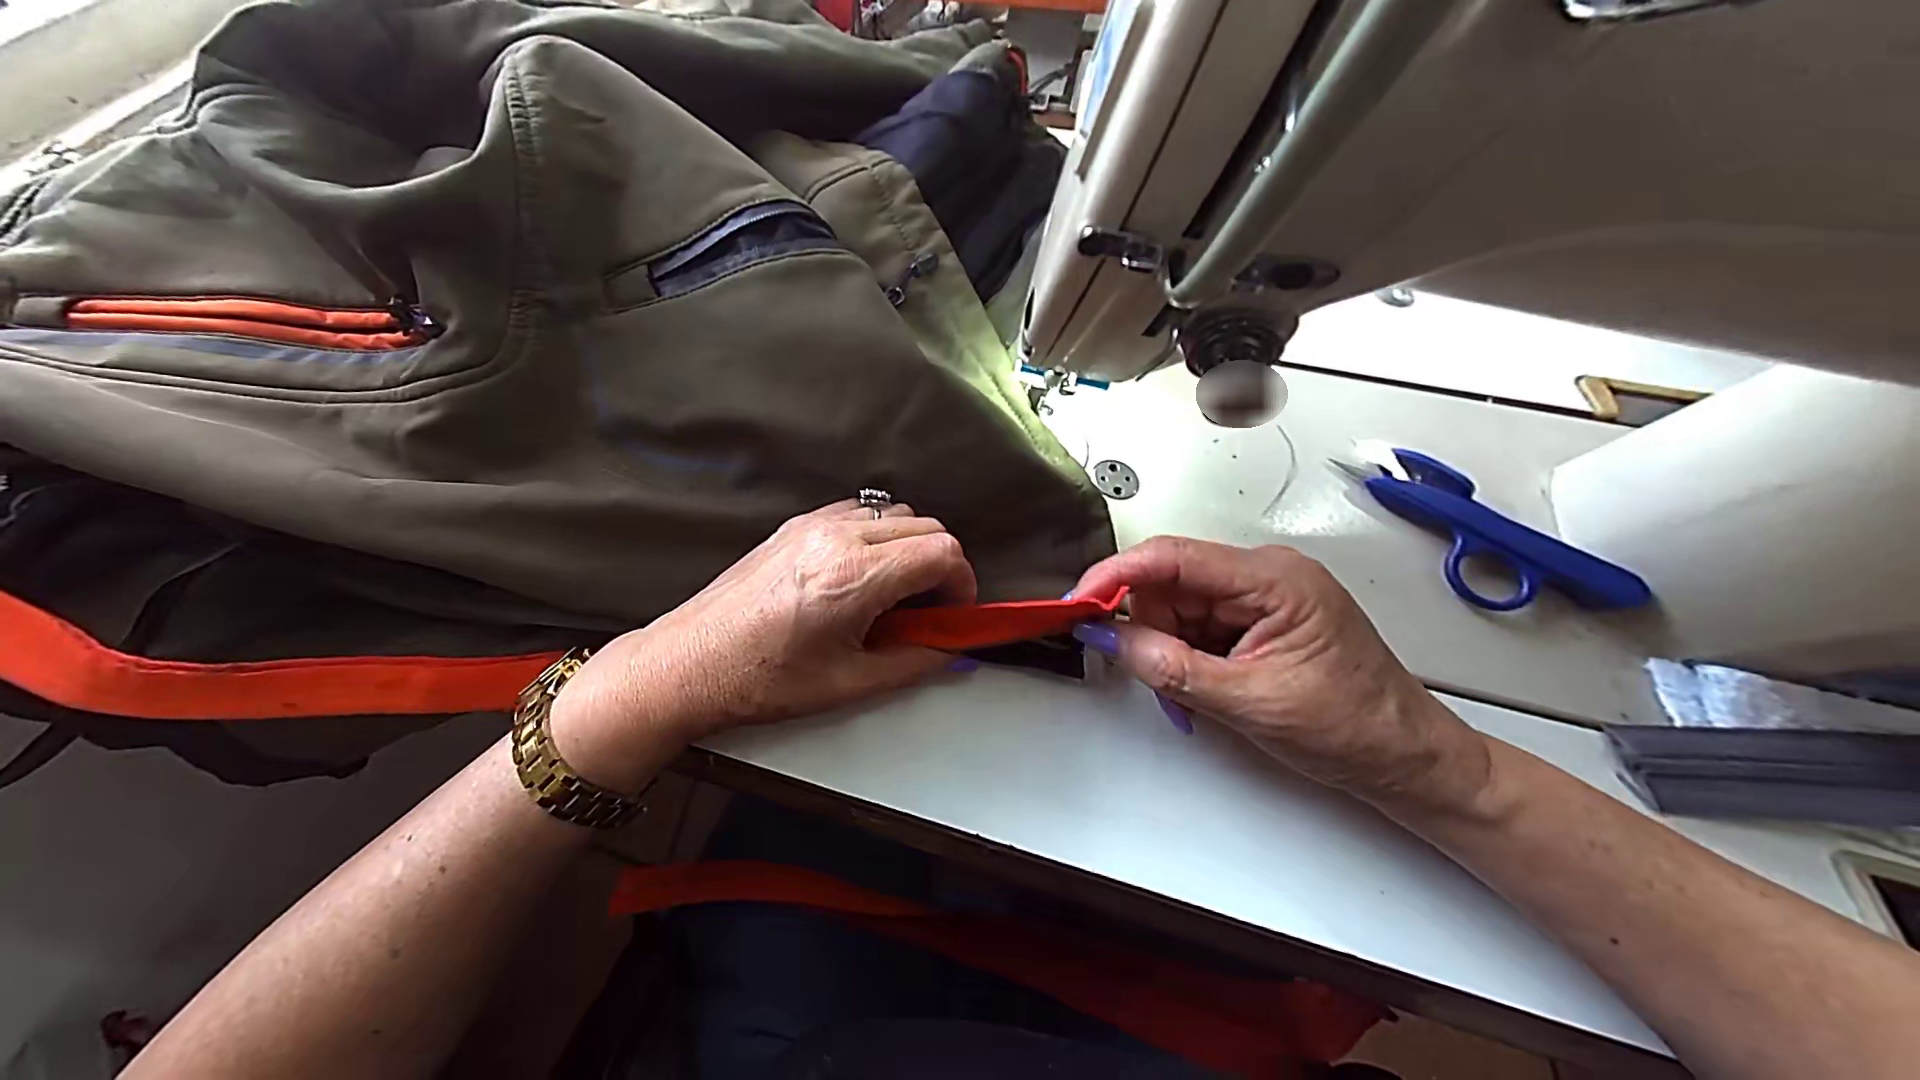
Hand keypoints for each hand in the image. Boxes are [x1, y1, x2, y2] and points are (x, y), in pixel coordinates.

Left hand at [551, 499, 975, 789]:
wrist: (687, 663)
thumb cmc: (762, 680)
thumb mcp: (849, 683)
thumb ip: (914, 661)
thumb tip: (949, 646)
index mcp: (854, 578)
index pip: (942, 553)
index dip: (962, 583)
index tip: (954, 612)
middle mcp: (838, 537)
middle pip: (927, 527)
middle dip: (943, 566)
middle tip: (930, 608)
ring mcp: (815, 524)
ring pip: (897, 514)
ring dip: (912, 548)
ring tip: (896, 593)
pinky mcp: (797, 524)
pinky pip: (861, 511)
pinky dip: (880, 535)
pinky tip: (864, 573)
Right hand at [1072, 537, 1492, 815]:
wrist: (1403, 758)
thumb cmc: (1357, 726)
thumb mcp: (1250, 702)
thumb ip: (1170, 667)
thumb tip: (1111, 638)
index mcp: (1274, 579)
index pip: (1173, 557)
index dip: (1116, 575)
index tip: (1080, 602)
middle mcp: (1263, 576)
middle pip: (1168, 582)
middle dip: (1146, 630)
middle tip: (1149, 676)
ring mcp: (1257, 596)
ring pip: (1174, 606)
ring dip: (1164, 651)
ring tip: (1190, 697)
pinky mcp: (1251, 617)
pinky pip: (1191, 624)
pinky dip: (1180, 657)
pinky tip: (1200, 688)